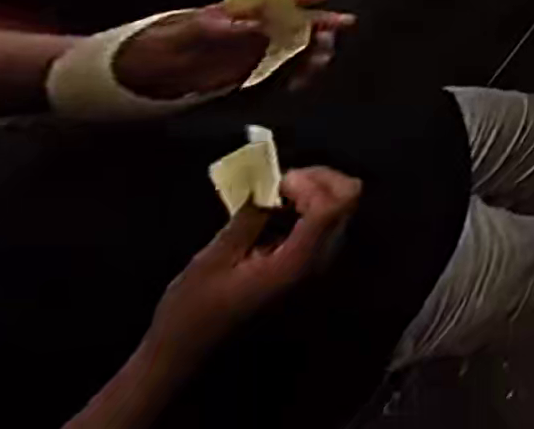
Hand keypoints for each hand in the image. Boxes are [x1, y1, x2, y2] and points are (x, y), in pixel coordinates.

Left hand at [114, 0, 355, 98]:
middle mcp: (251, 29)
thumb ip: (220, 29)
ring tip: (318, 63)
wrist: (129, 79)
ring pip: (295, 48)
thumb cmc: (153, 48)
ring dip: (312, 53)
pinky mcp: (250, 73)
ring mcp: (252, 51)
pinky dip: (298, 76)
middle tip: (331, 34)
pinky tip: (299, 83)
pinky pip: (284, 71)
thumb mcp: (183, 35)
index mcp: (236, 13)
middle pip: (295, 24)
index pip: (275, 0)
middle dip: (318, 27)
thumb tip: (256, 25)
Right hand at [148, 167, 361, 356]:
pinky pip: (328, 219)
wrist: (186, 354)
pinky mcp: (315, 260)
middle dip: (320, 180)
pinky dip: (311, 205)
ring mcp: (323, 260)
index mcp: (299, 261)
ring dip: (316, 190)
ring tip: (277, 192)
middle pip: (347, 200)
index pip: (332, 207)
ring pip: (342, 206)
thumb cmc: (192, 312)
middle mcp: (322, 259)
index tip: (277, 181)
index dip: (311, 183)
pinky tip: (279, 209)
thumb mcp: (213, 260)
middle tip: (281, 181)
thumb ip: (250, 218)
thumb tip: (270, 183)